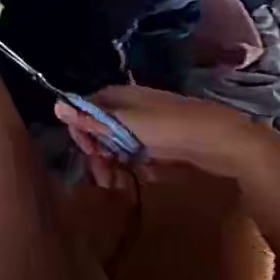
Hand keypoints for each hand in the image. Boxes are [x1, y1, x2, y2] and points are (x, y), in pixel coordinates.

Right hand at [54, 85, 262, 186]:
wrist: (223, 141)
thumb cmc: (172, 128)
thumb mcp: (127, 125)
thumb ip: (93, 119)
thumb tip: (56, 106)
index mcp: (122, 96)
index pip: (88, 107)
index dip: (81, 127)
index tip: (85, 150)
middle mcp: (132, 106)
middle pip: (102, 126)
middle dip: (97, 150)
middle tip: (102, 175)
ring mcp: (149, 125)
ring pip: (119, 142)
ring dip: (113, 163)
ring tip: (117, 183)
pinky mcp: (164, 142)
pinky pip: (138, 153)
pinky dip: (134, 165)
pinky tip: (140, 177)